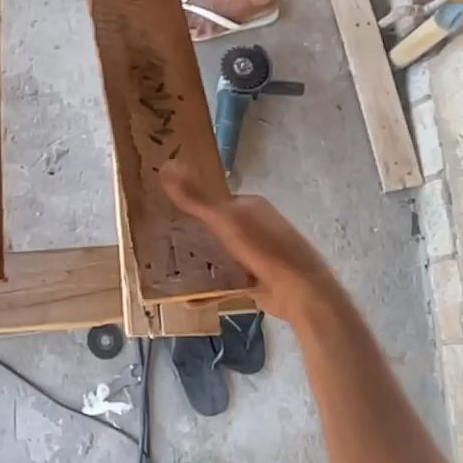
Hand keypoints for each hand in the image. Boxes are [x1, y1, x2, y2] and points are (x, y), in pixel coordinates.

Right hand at [161, 162, 341, 323]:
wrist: (300, 293)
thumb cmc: (263, 249)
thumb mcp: (225, 220)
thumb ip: (195, 198)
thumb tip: (166, 165)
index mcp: (251, 206)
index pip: (214, 201)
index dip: (190, 206)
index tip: (164, 215)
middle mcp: (256, 226)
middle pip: (215, 228)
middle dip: (192, 236)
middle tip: (162, 244)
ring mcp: (258, 254)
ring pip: (220, 254)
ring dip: (199, 262)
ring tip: (170, 270)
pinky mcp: (258, 279)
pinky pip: (227, 279)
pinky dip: (211, 287)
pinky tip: (191, 297)